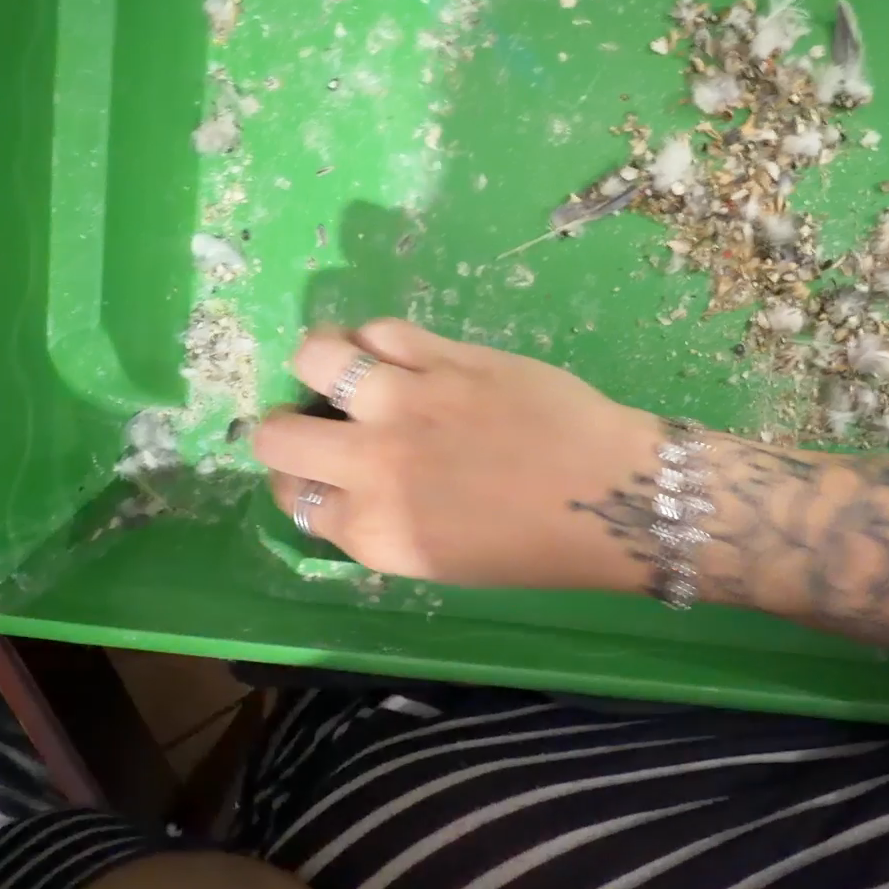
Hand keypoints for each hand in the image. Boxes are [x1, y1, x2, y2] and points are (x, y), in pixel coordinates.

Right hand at [251, 319, 663, 591]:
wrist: (611, 495)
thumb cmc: (536, 545)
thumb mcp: (441, 559)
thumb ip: (382, 522)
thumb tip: (349, 484)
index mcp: (371, 533)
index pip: (294, 499)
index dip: (301, 482)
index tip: (320, 470)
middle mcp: (372, 465)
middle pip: (276, 434)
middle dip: (286, 427)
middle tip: (321, 420)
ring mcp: (406, 402)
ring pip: (316, 357)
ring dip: (322, 366)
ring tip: (350, 371)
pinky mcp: (447, 357)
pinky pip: (380, 329)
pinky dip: (376, 340)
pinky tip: (398, 353)